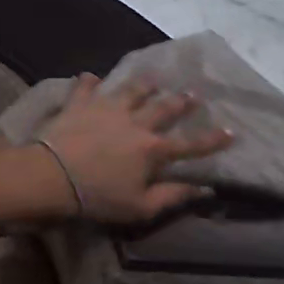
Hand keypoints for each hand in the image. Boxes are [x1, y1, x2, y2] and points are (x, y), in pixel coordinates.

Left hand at [34, 73, 233, 223]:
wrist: (53, 174)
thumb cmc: (97, 196)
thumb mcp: (140, 206)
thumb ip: (173, 196)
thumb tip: (205, 189)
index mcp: (153, 149)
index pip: (191, 144)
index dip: (213, 140)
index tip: (231, 131)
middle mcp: (134, 123)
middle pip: (163, 108)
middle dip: (181, 101)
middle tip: (193, 93)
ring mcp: (105, 108)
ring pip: (129, 90)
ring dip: (143, 84)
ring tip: (152, 78)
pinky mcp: (78, 104)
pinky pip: (85, 87)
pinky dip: (90, 81)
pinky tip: (91, 76)